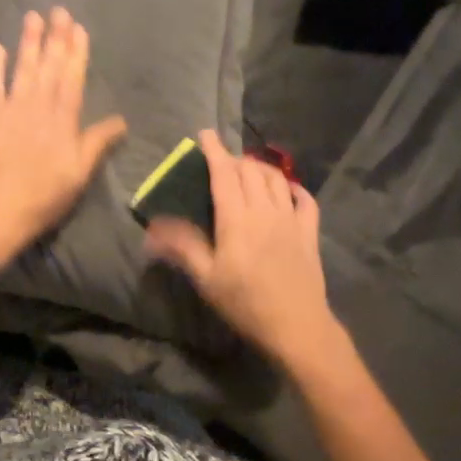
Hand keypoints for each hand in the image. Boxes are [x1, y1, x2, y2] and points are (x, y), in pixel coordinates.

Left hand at [0, 8, 127, 259]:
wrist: (0, 209)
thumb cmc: (46, 194)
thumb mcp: (80, 172)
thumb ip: (98, 142)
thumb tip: (121, 120)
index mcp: (63, 119)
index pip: (72, 77)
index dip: (76, 52)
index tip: (79, 28)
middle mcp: (38, 106)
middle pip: (49, 66)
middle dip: (55, 37)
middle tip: (58, 10)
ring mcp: (12, 109)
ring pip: (23, 69)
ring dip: (28, 42)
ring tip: (33, 17)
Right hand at [144, 130, 336, 367]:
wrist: (297, 327)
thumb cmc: (245, 303)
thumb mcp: (207, 279)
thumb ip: (182, 247)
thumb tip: (151, 228)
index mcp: (236, 218)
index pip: (224, 173)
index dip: (213, 150)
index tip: (205, 134)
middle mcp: (265, 210)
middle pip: (250, 170)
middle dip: (234, 159)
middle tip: (220, 163)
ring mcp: (291, 219)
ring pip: (276, 179)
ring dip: (260, 169)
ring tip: (247, 172)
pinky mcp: (309, 232)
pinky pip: (305, 200)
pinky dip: (294, 188)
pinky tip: (287, 190)